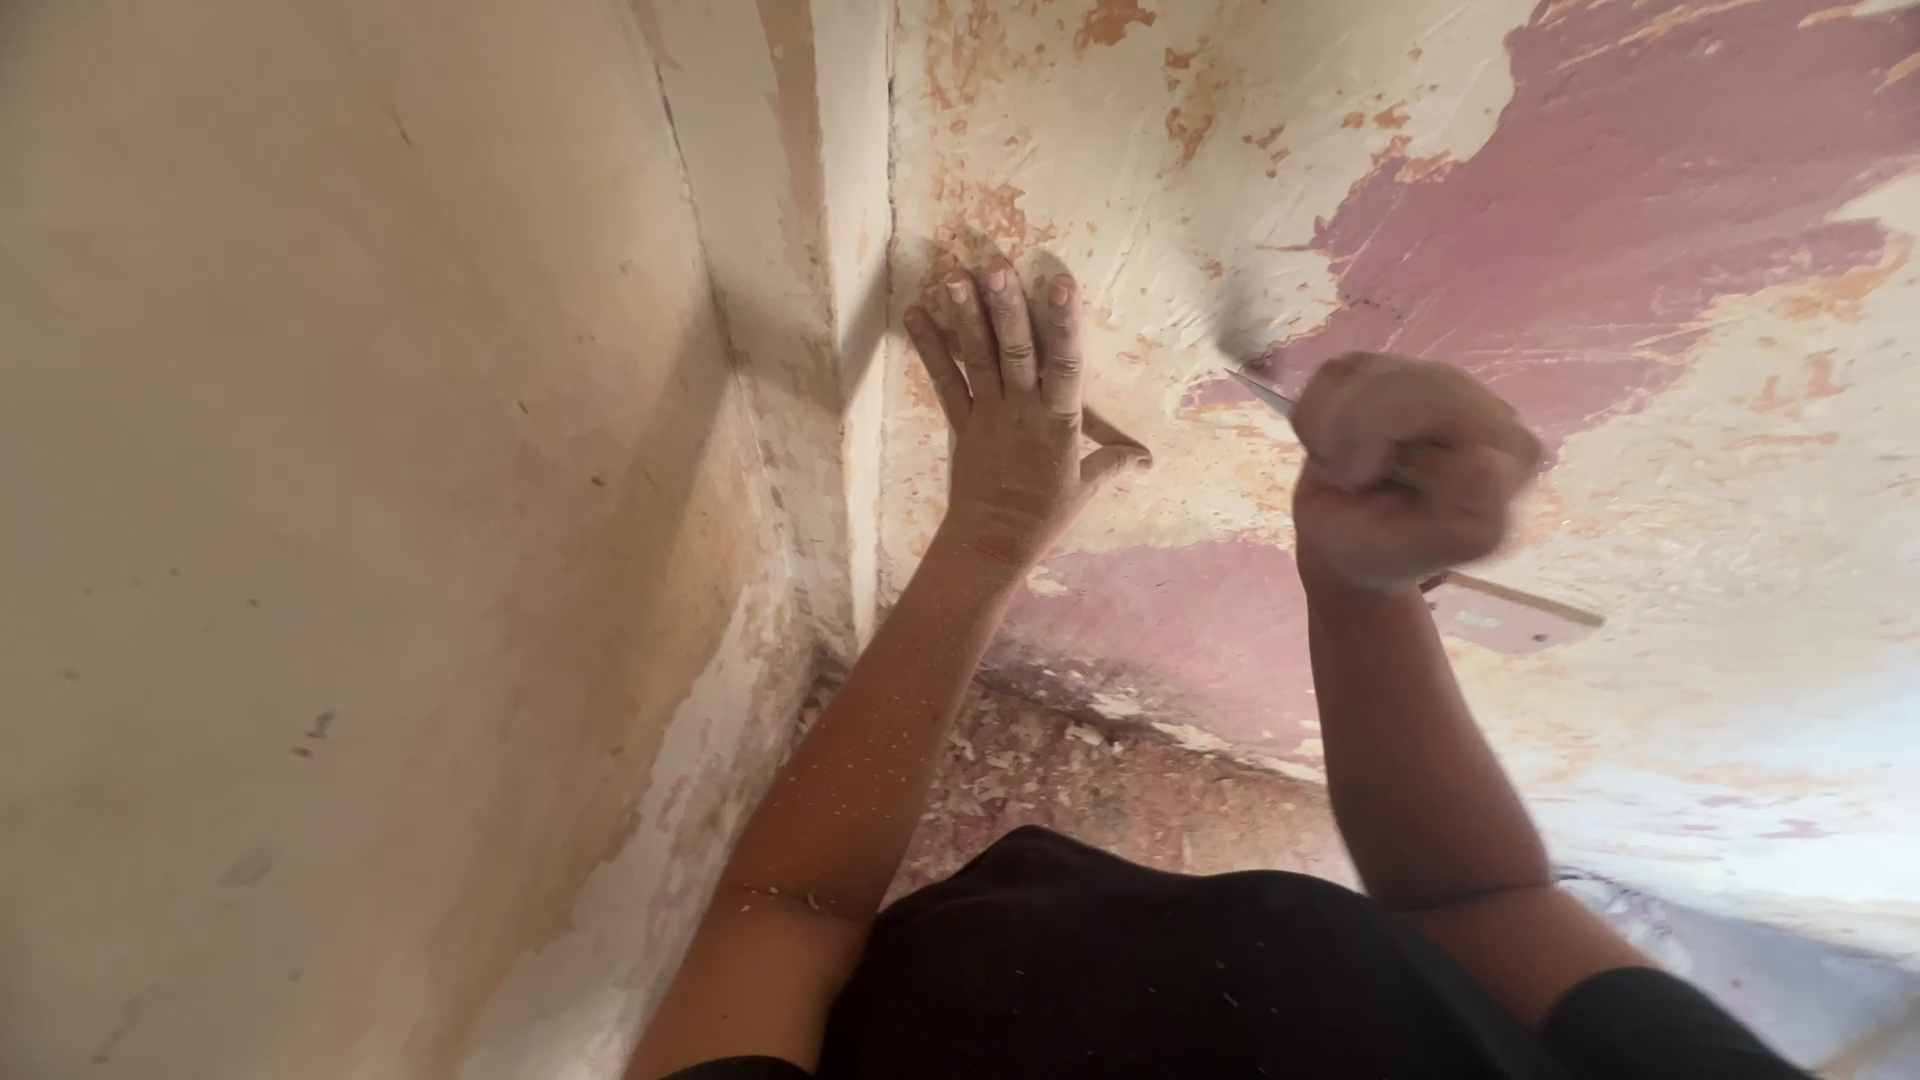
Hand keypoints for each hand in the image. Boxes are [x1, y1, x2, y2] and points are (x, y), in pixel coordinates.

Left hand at [904, 258, 1150, 570]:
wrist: (992, 542)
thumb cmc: (1044, 516)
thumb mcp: (1085, 488)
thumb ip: (1114, 462)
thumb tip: (1148, 460)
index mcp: (1058, 422)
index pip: (1067, 366)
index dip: (1065, 324)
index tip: (1061, 284)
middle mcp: (1022, 410)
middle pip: (1015, 352)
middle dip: (1007, 307)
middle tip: (995, 264)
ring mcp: (987, 414)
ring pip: (977, 360)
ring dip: (966, 317)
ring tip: (954, 275)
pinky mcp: (960, 424)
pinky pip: (944, 382)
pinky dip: (928, 349)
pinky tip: (914, 314)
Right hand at [1290, 352, 1541, 590]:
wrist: (1338, 544)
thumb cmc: (1380, 551)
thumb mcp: (1422, 552)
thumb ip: (1461, 522)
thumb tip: (1486, 462)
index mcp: (1502, 446)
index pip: (1430, 400)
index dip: (1374, 438)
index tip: (1363, 484)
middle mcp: (1475, 403)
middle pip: (1390, 381)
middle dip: (1346, 435)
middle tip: (1347, 479)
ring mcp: (1428, 383)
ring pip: (1356, 373)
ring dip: (1327, 429)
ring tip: (1340, 468)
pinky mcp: (1385, 375)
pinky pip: (1333, 372)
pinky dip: (1313, 416)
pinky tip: (1330, 447)